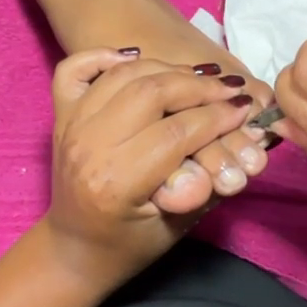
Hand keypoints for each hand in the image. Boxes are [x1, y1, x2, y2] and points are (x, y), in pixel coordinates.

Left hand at [45, 50, 259, 286]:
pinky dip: (104, 55)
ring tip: (200, 77)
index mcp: (115, 180)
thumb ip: (206, 184)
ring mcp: (70, 124)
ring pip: (123, 74)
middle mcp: (88, 144)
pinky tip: (135, 57)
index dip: (217, 117)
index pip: (176, 132)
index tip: (245, 110)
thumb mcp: (175, 226)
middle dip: (199, 87)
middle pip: (151, 92)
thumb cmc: (129, 243)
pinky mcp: (60, 114)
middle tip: (230, 90)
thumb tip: (239, 139)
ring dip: (166, 68)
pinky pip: (75, 68)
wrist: (75, 250)